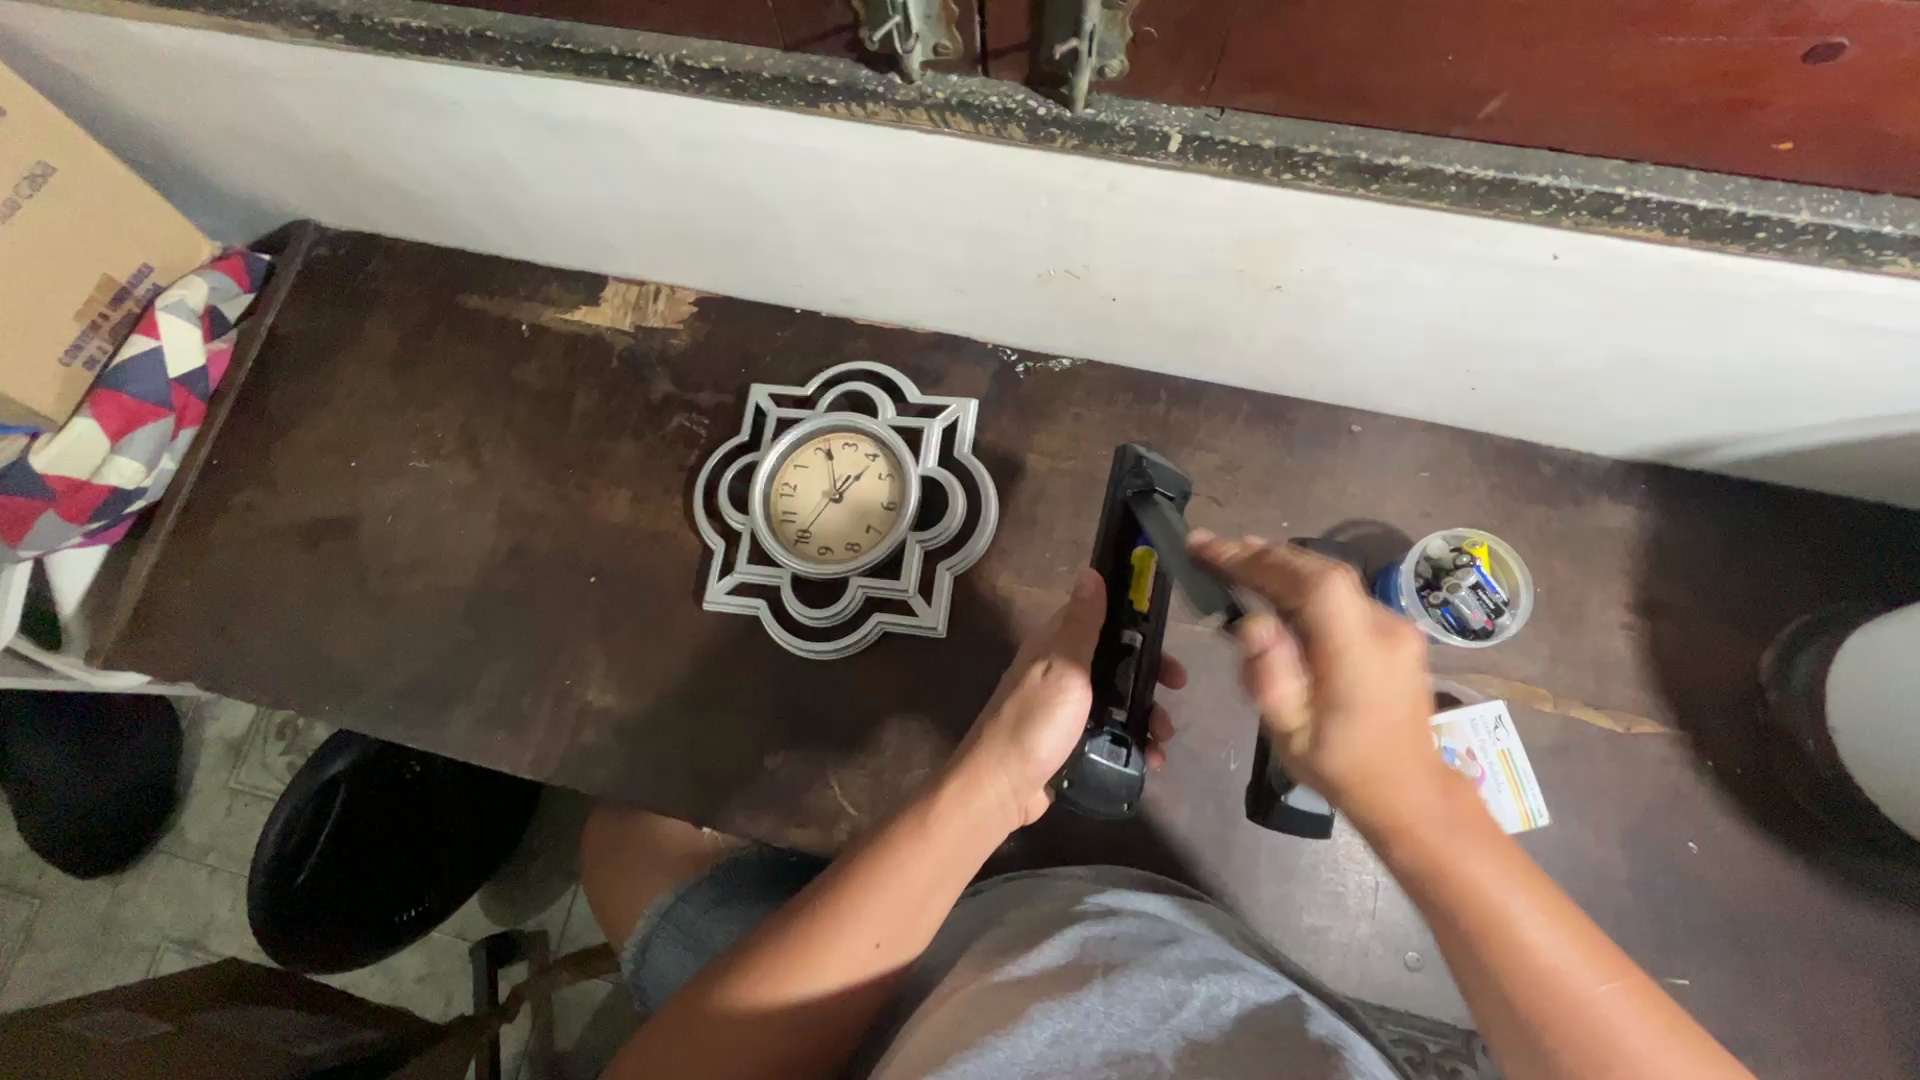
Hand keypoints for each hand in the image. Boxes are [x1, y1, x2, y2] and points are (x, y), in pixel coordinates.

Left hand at [950, 568, 1184, 830]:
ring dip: (1147, 713)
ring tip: (1164, 736)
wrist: (1002, 787)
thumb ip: (1081, 623)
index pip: (1101, 619)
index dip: (1135, 623)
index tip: (1166, 637)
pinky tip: (1151, 758)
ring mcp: (1066, 708)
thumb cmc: (1035, 721)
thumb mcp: (1063, 666)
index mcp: (1056, 645)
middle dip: (1150, 674)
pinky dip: (1134, 742)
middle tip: (1176, 688)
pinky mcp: (1072, 741)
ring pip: (1119, 700)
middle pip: (1117, 661)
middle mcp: (1061, 671)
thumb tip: (1090, 572)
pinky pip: (1112, 733)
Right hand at [1189, 531, 1446, 834]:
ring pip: (1331, 577)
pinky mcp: (1390, 629)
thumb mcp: (1290, 734)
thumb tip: (1250, 624)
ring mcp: (1394, 626)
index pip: (1313, 586)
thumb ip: (1269, 677)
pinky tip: (1273, 581)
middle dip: (1262, 556)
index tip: (1211, 550)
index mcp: (1358, 656)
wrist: (1407, 789)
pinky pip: (1340, 592)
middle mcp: (1384, 629)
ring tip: (1234, 556)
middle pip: (1321, 572)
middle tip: (1212, 547)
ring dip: (1280, 564)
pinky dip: (1300, 580)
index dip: (1259, 562)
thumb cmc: (1339, 766)